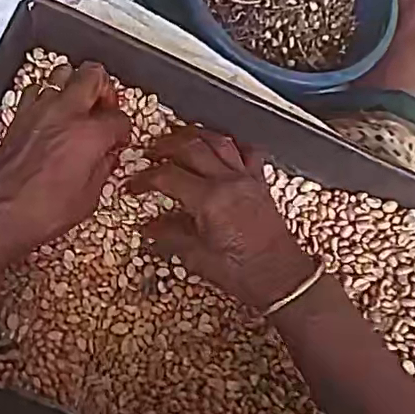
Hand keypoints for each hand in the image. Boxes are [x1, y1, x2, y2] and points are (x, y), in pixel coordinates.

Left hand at [0, 61, 132, 260]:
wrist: (0, 214)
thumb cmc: (41, 210)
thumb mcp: (88, 198)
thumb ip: (103, 168)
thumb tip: (107, 157)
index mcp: (90, 134)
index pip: (119, 118)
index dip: (123, 130)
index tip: (120, 139)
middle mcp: (65, 114)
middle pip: (94, 75)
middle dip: (106, 89)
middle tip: (105, 108)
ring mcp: (39, 110)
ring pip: (63, 73)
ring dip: (75, 84)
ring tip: (80, 105)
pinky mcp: (18, 116)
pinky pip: (37, 89)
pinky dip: (48, 95)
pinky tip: (52, 113)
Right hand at [129, 126, 318, 311]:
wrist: (281, 278)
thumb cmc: (241, 273)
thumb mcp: (197, 258)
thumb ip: (171, 236)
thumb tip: (149, 227)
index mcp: (209, 200)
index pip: (167, 176)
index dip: (144, 179)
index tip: (132, 186)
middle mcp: (228, 181)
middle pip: (190, 147)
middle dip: (164, 146)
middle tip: (149, 153)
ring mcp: (247, 179)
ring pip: (218, 141)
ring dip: (195, 136)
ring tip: (178, 139)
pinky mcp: (261, 183)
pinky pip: (247, 151)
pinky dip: (232, 145)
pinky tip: (222, 148)